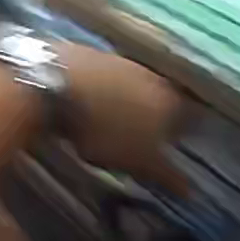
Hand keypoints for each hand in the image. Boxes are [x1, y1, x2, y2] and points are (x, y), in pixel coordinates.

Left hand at [59, 46, 188, 194]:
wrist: (48, 83)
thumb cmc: (102, 128)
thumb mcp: (136, 161)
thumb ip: (165, 175)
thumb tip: (190, 191)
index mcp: (169, 99)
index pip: (190, 117)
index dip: (182, 131)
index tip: (172, 143)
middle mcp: (147, 72)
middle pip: (158, 94)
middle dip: (152, 111)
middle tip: (139, 129)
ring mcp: (113, 57)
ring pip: (126, 79)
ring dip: (121, 94)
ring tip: (106, 112)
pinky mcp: (82, 49)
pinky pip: (95, 70)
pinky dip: (94, 82)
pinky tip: (81, 93)